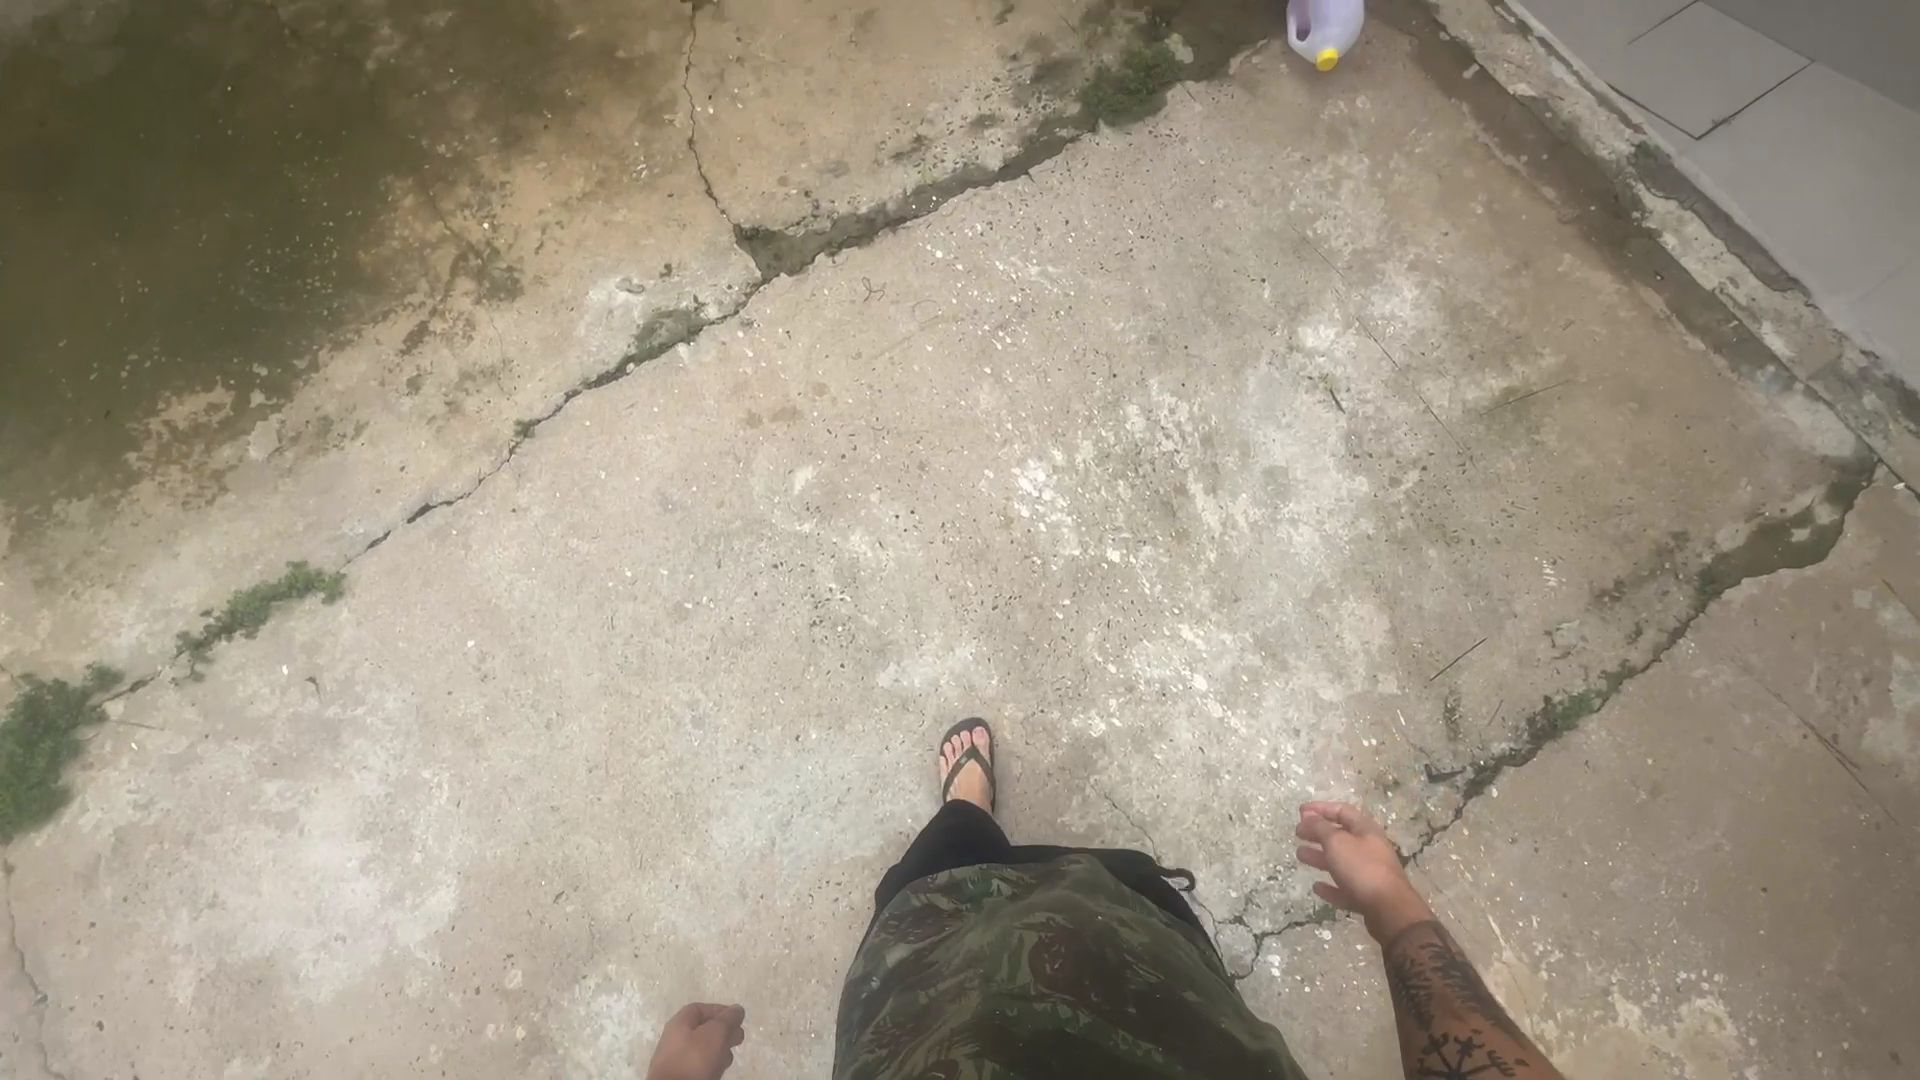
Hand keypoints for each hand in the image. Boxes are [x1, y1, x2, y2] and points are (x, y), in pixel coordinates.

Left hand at [647, 1003, 746, 1079]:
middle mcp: (674, 1039)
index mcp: (679, 1022)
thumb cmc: (694, 1059)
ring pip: (701, 1050)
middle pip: (702, 1030)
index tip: (737, 1020)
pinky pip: (696, 1067)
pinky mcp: (678, 1078)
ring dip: (718, 1051)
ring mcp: (674, 1061)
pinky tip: (717, 1072)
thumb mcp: (716, 1033)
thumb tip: (737, 1009)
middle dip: (723, 1033)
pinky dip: (709, 1066)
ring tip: (728, 1059)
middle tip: (737, 1040)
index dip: (721, 1011)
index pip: (701, 1009)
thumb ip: (728, 1018)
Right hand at [1295, 801, 1432, 942]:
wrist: (1390, 911)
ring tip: (1300, 855)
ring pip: (1340, 862)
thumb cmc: (1362, 868)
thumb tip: (1308, 816)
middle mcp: (1369, 849)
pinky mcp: (1367, 897)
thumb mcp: (1336, 841)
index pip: (1342, 811)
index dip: (1320, 808)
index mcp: (1366, 831)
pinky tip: (1317, 887)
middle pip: (1340, 836)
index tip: (1300, 812)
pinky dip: (1330, 886)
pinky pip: (1344, 887)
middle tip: (1298, 833)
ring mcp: (1369, 874)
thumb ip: (1320, 827)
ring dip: (1320, 857)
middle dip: (1317, 833)